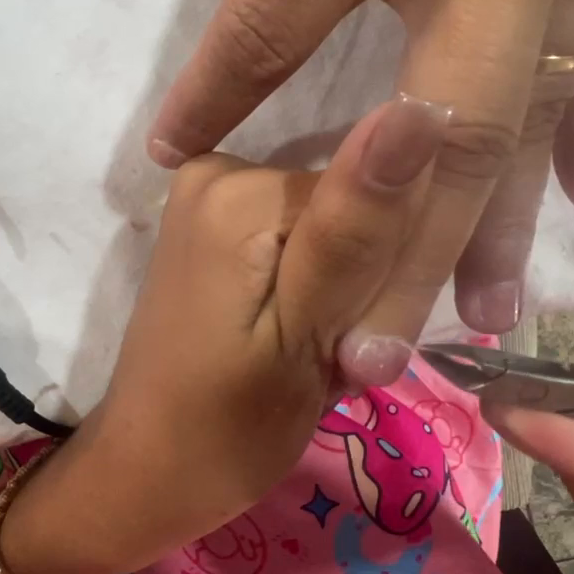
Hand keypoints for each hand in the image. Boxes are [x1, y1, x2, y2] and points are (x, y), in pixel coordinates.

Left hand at [4, 94, 449, 573]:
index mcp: (241, 188)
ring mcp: (212, 194)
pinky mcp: (216, 224)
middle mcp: (220, 169)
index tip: (357, 343)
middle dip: (369, 284)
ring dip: (349, 291)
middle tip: (330, 356)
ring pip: (341, 223)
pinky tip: (296, 331)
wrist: (150, 469)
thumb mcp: (307, 337)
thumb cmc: (230, 429)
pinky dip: (320, 288)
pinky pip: (306, 236)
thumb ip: (358, 228)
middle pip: (358, 201)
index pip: (383, 190)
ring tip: (310, 350)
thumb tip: (423, 104)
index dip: (394, 275)